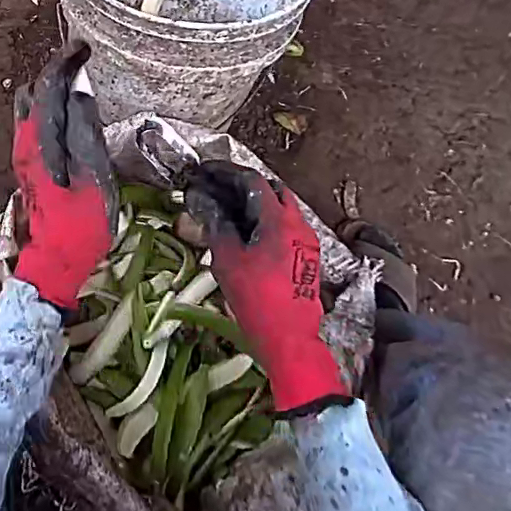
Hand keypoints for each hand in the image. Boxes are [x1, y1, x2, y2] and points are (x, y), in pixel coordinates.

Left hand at [9, 42, 115, 309]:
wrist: (55, 256)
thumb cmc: (81, 220)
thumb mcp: (93, 174)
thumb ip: (84, 130)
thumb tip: (79, 90)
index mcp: (39, 138)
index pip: (47, 86)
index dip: (64, 62)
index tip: (84, 48)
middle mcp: (23, 138)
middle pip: (33, 90)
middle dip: (55, 71)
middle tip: (84, 63)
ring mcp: (21, 150)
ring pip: (28, 104)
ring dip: (50, 88)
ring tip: (79, 82)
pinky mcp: (25, 160)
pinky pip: (31, 120)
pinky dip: (48, 106)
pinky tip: (68, 112)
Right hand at [176, 160, 344, 415]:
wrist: (291, 340)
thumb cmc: (256, 298)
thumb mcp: (227, 258)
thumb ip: (217, 224)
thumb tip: (204, 200)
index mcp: (280, 222)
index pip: (253, 182)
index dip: (226, 172)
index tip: (204, 171)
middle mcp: (300, 226)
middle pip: (273, 190)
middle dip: (243, 183)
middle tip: (216, 184)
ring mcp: (307, 242)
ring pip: (281, 208)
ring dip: (255, 201)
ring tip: (225, 205)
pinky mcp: (307, 257)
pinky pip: (285, 226)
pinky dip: (263, 219)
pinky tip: (243, 229)